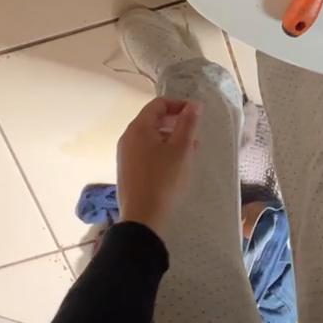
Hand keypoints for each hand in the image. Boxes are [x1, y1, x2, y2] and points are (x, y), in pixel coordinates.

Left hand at [116, 97, 200, 233]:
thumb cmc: (164, 179)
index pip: (159, 104)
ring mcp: (125, 155)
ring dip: (172, 138)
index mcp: (138, 128)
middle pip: (154, 120)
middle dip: (177, 123)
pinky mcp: (128, 170)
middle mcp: (128, 137)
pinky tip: (176, 166)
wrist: (143, 218)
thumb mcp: (181, 149)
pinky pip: (147, 152)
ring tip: (190, 152)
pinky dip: (163, 151)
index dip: (179, 104)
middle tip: (195, 134)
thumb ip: (188, 123)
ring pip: (152, 137)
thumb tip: (194, 105)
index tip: (197, 114)